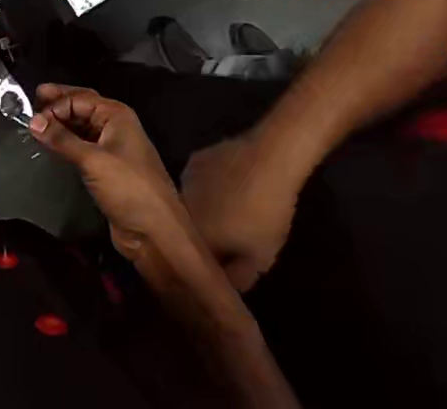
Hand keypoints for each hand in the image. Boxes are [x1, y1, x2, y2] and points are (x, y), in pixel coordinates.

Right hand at [30, 84, 186, 260]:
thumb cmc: (128, 188)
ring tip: (35, 123)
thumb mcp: (92, 160)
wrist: (155, 234)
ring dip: (60, 123)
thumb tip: (32, 121)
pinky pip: (81, 144)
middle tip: (31, 100)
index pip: (78, 98)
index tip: (31, 116)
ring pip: (80, 126)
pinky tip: (51, 142)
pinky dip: (66, 140)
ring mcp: (112, 146)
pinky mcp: (106, 166)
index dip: (55, 104)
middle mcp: (115, 126)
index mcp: (117, 115)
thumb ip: (61, 138)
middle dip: (57, 104)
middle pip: (81, 106)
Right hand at [180, 134, 297, 292]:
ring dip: (205, 210)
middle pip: (187, 226)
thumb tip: (225, 287)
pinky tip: (231, 189)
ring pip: (191, 202)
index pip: (188, 253)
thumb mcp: (261, 257)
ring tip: (231, 213)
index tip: (216, 266)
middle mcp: (178, 204)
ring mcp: (184, 178)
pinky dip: (209, 188)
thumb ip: (239, 276)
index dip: (202, 261)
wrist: (268, 161)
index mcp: (192, 230)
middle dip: (203, 235)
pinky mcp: (194, 161)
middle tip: (227, 241)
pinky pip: (197, 182)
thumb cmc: (265, 213)